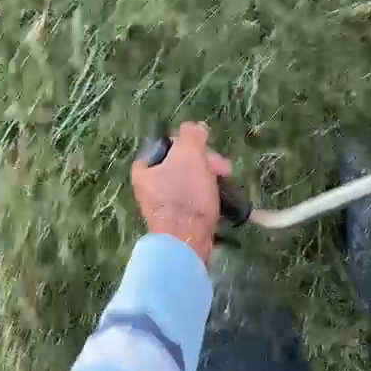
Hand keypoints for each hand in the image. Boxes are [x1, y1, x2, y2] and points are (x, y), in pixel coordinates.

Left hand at [130, 122, 232, 263]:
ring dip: (209, 179)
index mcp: (144, 166)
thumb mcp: (189, 153)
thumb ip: (192, 134)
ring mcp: (162, 204)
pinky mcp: (176, 220)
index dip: (193, 144)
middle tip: (225, 170)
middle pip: (182, 162)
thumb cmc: (185, 194)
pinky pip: (192, 199)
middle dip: (206, 163)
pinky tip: (219, 201)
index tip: (209, 153)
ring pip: (190, 181)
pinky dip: (205, 197)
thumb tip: (196, 128)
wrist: (186, 242)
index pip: (171, 143)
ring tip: (226, 186)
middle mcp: (148, 185)